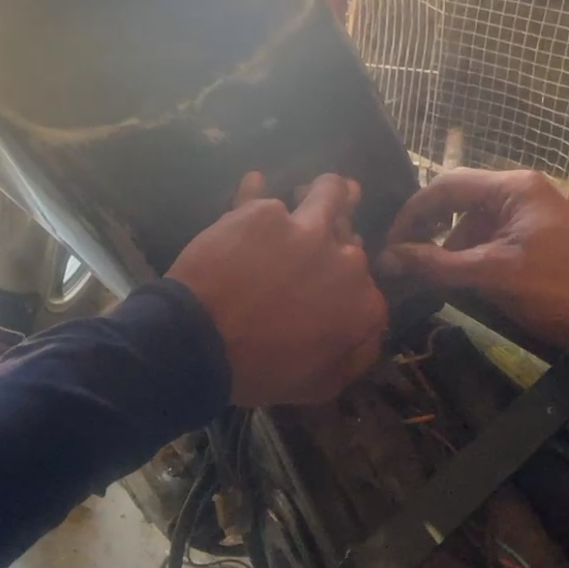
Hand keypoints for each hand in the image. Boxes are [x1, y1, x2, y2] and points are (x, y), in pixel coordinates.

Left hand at [168, 173, 387, 406]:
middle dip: (336, 235)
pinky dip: (254, 191)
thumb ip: (356, 354)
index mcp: (363, 303)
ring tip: (309, 191)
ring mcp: (304, 228)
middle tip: (316, 240)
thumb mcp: (320, 384)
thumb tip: (369, 329)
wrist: (198, 342)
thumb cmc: (259, 370)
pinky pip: (260, 191)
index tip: (326, 289)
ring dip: (325, 190)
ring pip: (328, 191)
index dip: (347, 285)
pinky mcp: (262, 211)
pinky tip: (252, 184)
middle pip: (349, 235)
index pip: (367, 286)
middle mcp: (345, 259)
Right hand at [379, 169, 568, 368]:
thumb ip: (436, 264)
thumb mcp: (492, 275)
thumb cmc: (560, 288)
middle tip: (400, 261)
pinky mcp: (535, 241)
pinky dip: (469, 260)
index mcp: (511, 187)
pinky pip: (490, 242)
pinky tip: (457, 284)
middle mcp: (518, 192)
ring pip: (471, 225)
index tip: (388, 245)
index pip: (444, 186)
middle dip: (427, 231)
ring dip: (447, 249)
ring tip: (425, 279)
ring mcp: (528, 217)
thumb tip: (386, 258)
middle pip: (456, 202)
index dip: (411, 214)